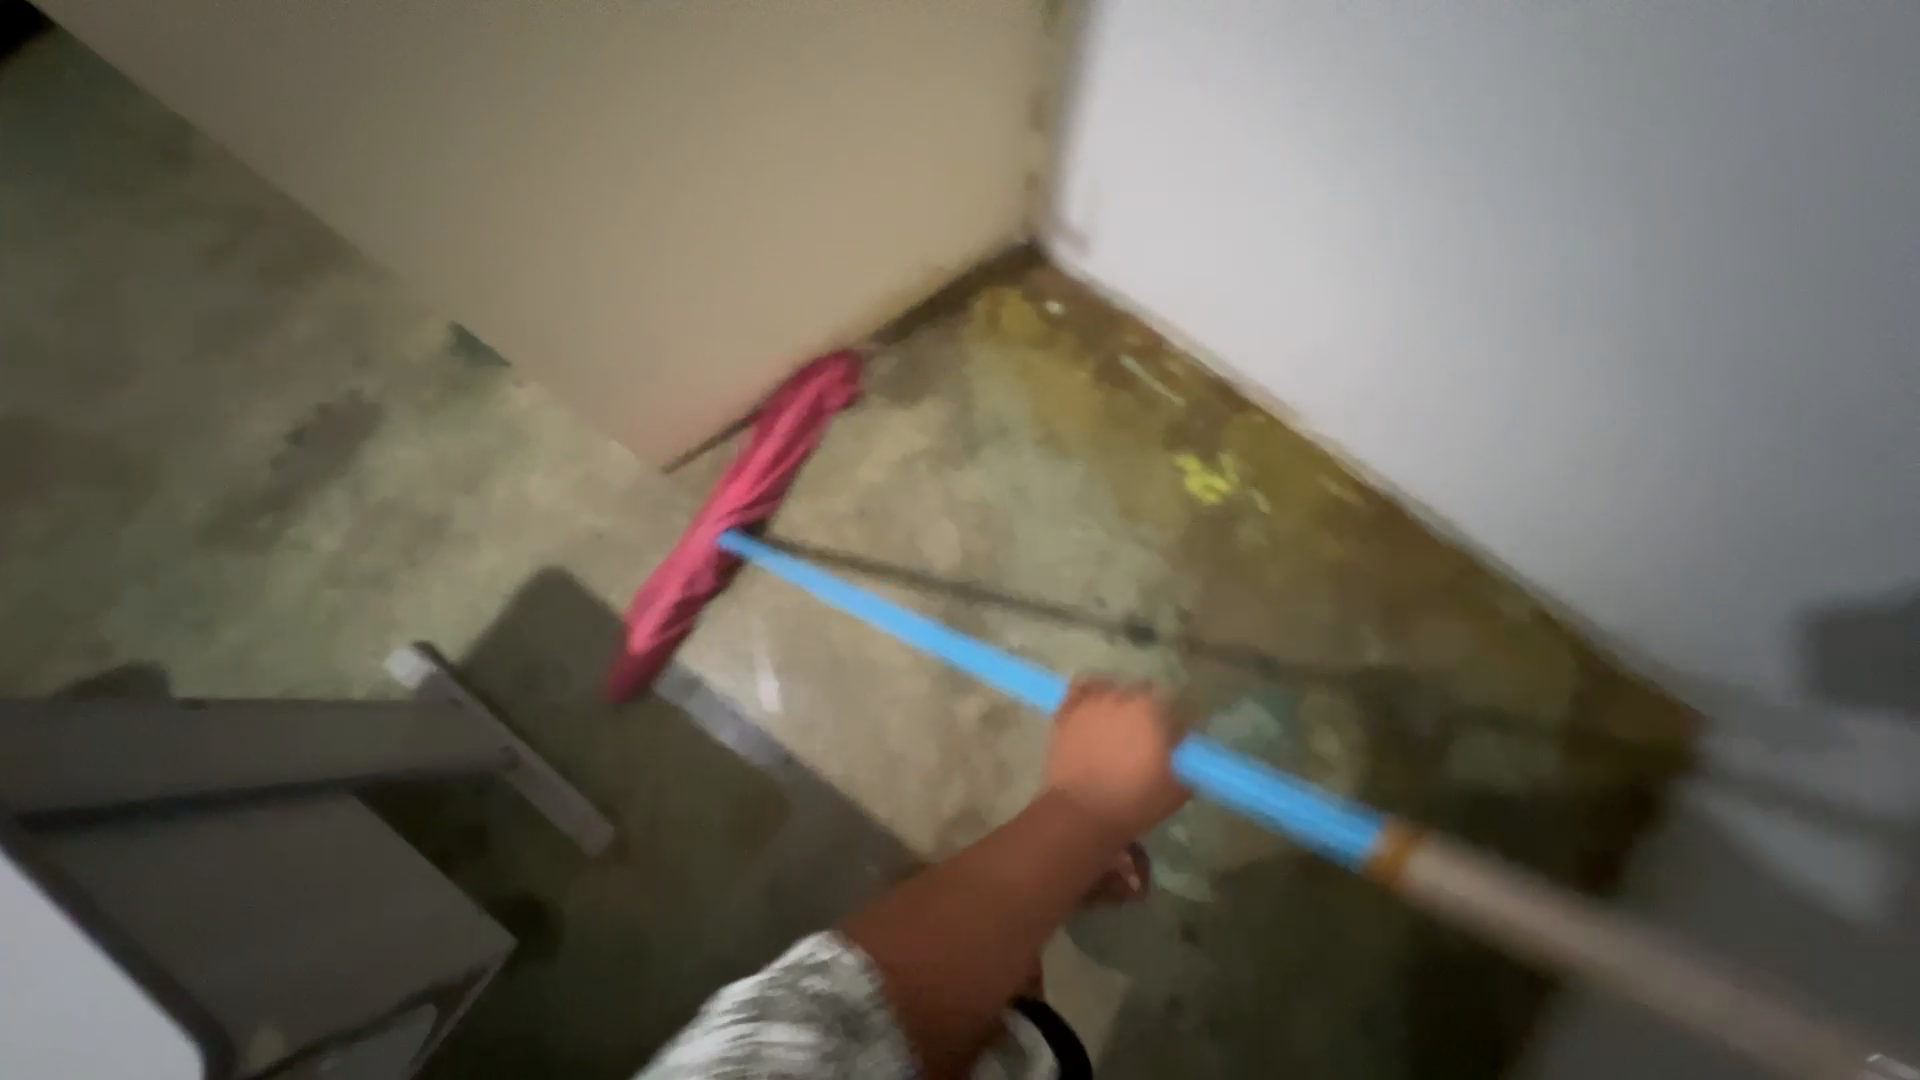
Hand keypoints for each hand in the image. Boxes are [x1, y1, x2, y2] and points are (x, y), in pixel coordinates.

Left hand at [1042, 677, 1189, 839]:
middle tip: (1147, 738)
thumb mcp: (1177, 790)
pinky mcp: (1068, 708)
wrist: (1081, 813)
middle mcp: (1125, 696)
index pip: (1179, 707)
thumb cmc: (1133, 804)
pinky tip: (1095, 704)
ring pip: (1115, 687)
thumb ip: (1187, 762)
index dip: (1179, 725)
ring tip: (1119, 723)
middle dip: (1151, 712)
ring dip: (1121, 701)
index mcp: (1156, 712)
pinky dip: (1092, 690)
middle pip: (1146, 693)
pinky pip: (1083, 685)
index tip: (1177, 743)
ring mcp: (1093, 699)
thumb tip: (1186, 752)